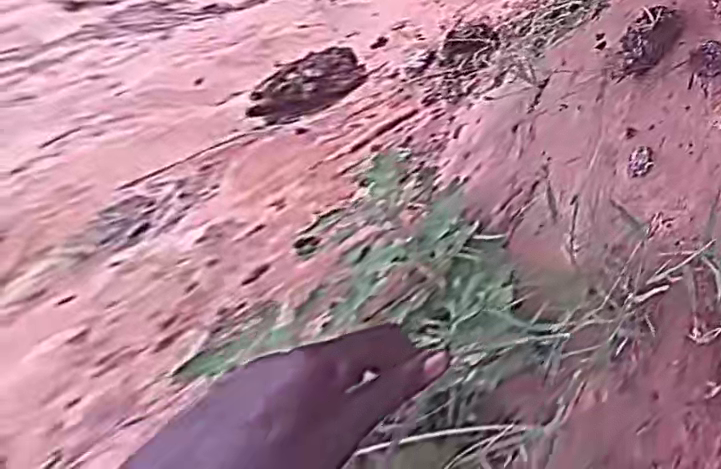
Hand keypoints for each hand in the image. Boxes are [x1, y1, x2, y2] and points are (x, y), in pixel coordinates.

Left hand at [127, 327, 445, 468]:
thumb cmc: (272, 465)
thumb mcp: (342, 433)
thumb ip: (392, 390)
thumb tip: (442, 356)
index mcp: (320, 359)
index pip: (385, 338)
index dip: (407, 358)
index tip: (412, 385)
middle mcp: (283, 358)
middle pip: (342, 357)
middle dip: (359, 382)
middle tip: (358, 421)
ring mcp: (239, 380)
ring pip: (301, 377)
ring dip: (318, 396)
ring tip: (309, 438)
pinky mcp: (204, 407)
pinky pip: (262, 394)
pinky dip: (278, 410)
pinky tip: (264, 446)